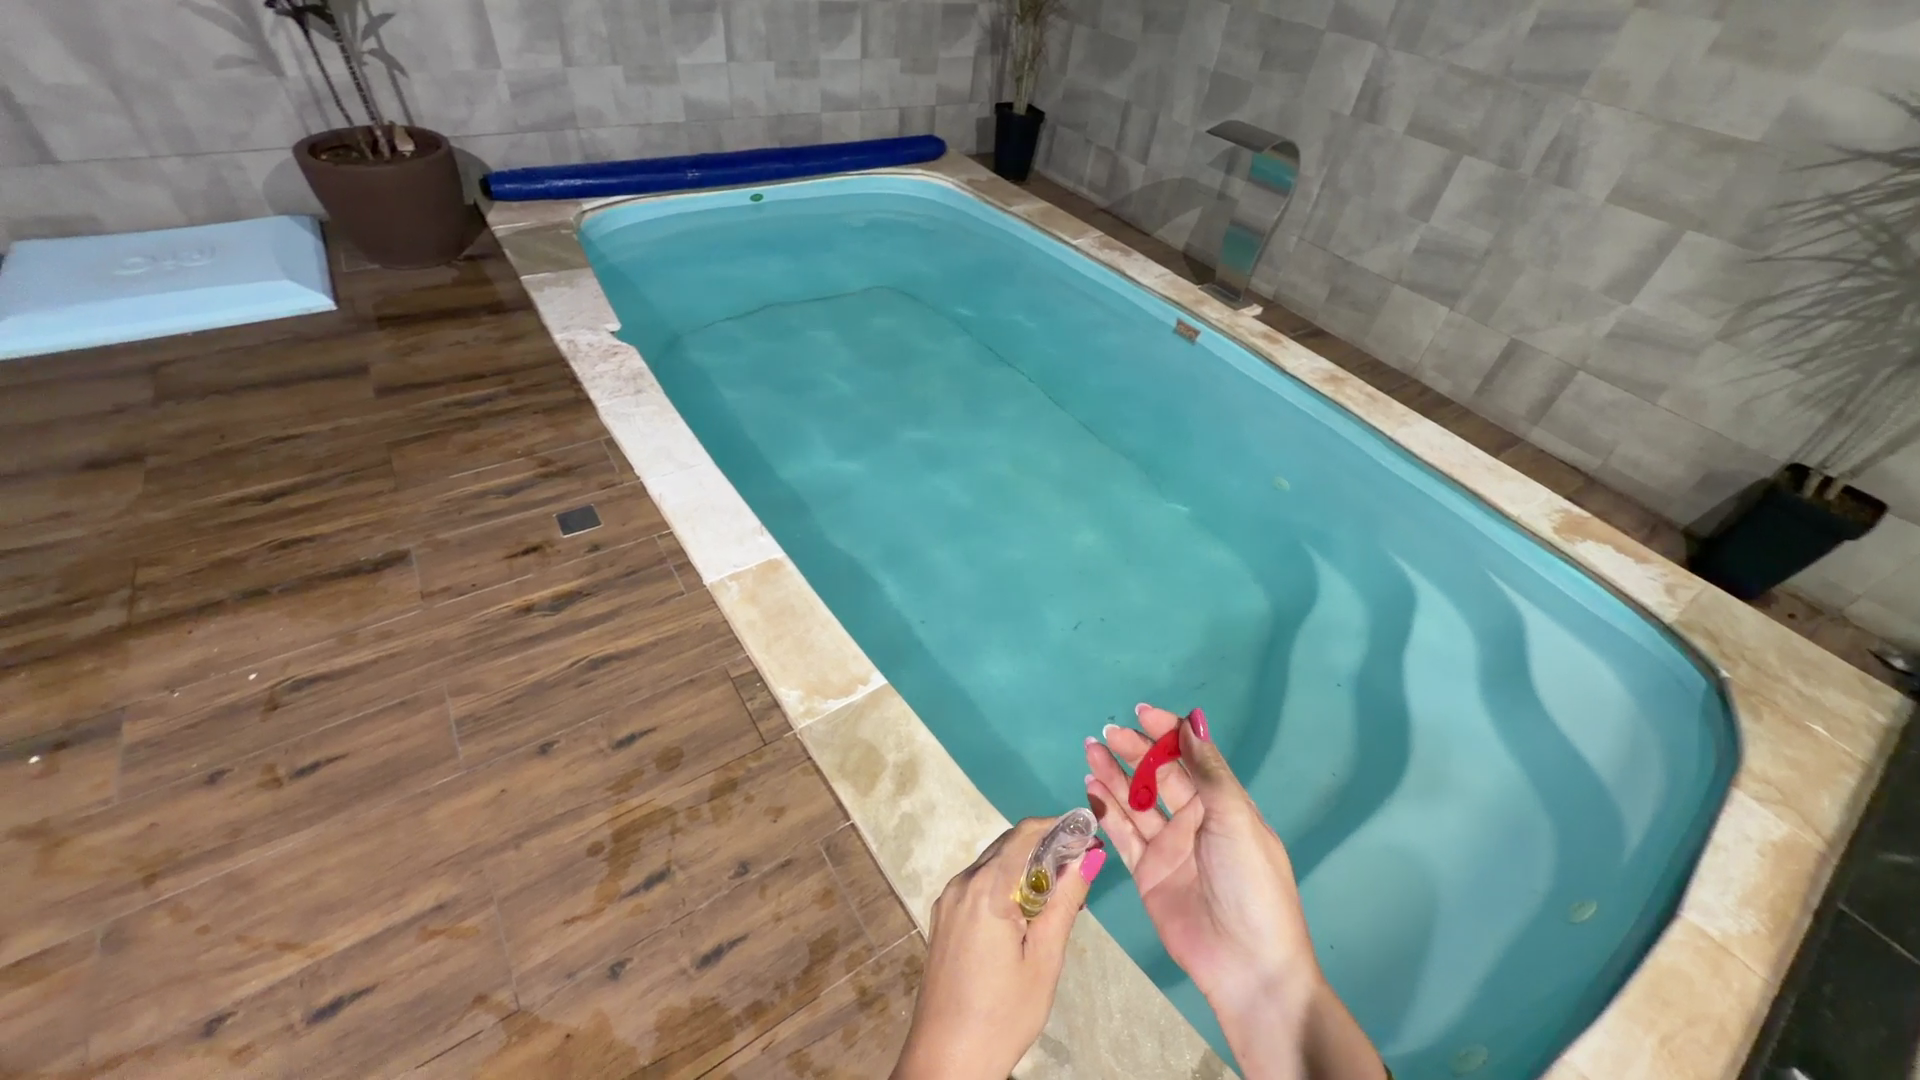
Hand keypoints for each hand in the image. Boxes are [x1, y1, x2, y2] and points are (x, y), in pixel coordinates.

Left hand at [892, 816, 1106, 1079]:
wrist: (944, 1060)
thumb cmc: (1002, 1014)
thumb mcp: (1044, 959)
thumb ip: (1064, 902)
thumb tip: (1088, 857)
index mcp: (987, 888)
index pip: (1025, 834)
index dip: (1059, 828)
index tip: (1089, 837)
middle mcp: (962, 883)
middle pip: (1008, 845)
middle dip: (1046, 848)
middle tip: (1082, 869)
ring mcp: (948, 900)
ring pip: (994, 864)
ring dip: (1026, 868)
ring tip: (1060, 897)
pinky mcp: (943, 917)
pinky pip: (979, 884)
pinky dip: (1006, 884)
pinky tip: (1026, 913)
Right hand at [1087, 705, 1384, 1079]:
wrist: (1247, 964)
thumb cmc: (1251, 885)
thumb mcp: (1236, 820)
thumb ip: (1208, 772)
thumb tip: (1191, 721)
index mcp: (1223, 805)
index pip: (1191, 757)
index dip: (1168, 734)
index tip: (1142, 713)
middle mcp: (1195, 820)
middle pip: (1159, 775)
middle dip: (1135, 750)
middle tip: (1109, 732)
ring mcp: (1169, 847)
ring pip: (1135, 801)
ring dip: (1114, 775)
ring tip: (1090, 750)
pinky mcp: (1147, 873)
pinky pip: (1122, 834)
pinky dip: (1106, 811)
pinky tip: (1090, 788)